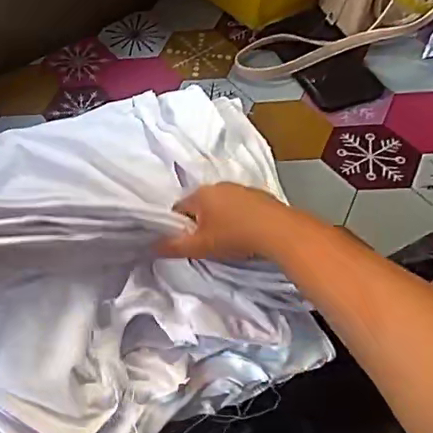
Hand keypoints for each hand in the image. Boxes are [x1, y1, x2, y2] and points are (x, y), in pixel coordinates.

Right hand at [156, 182, 308, 261]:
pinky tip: (244, 233)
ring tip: (226, 239)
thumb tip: (150, 246)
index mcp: (200, 194)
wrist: (281, 232)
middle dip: (198, 222)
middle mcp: (219, 185)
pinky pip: (240, 207)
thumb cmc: (234, 236)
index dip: (177, 227)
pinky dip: (238, 218)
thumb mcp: (198, 247)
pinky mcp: (261, 196)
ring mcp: (242, 189)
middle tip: (205, 243)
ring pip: (220, 205)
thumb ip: (171, 247)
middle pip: (199, 206)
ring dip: (219, 219)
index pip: (177, 209)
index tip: (186, 242)